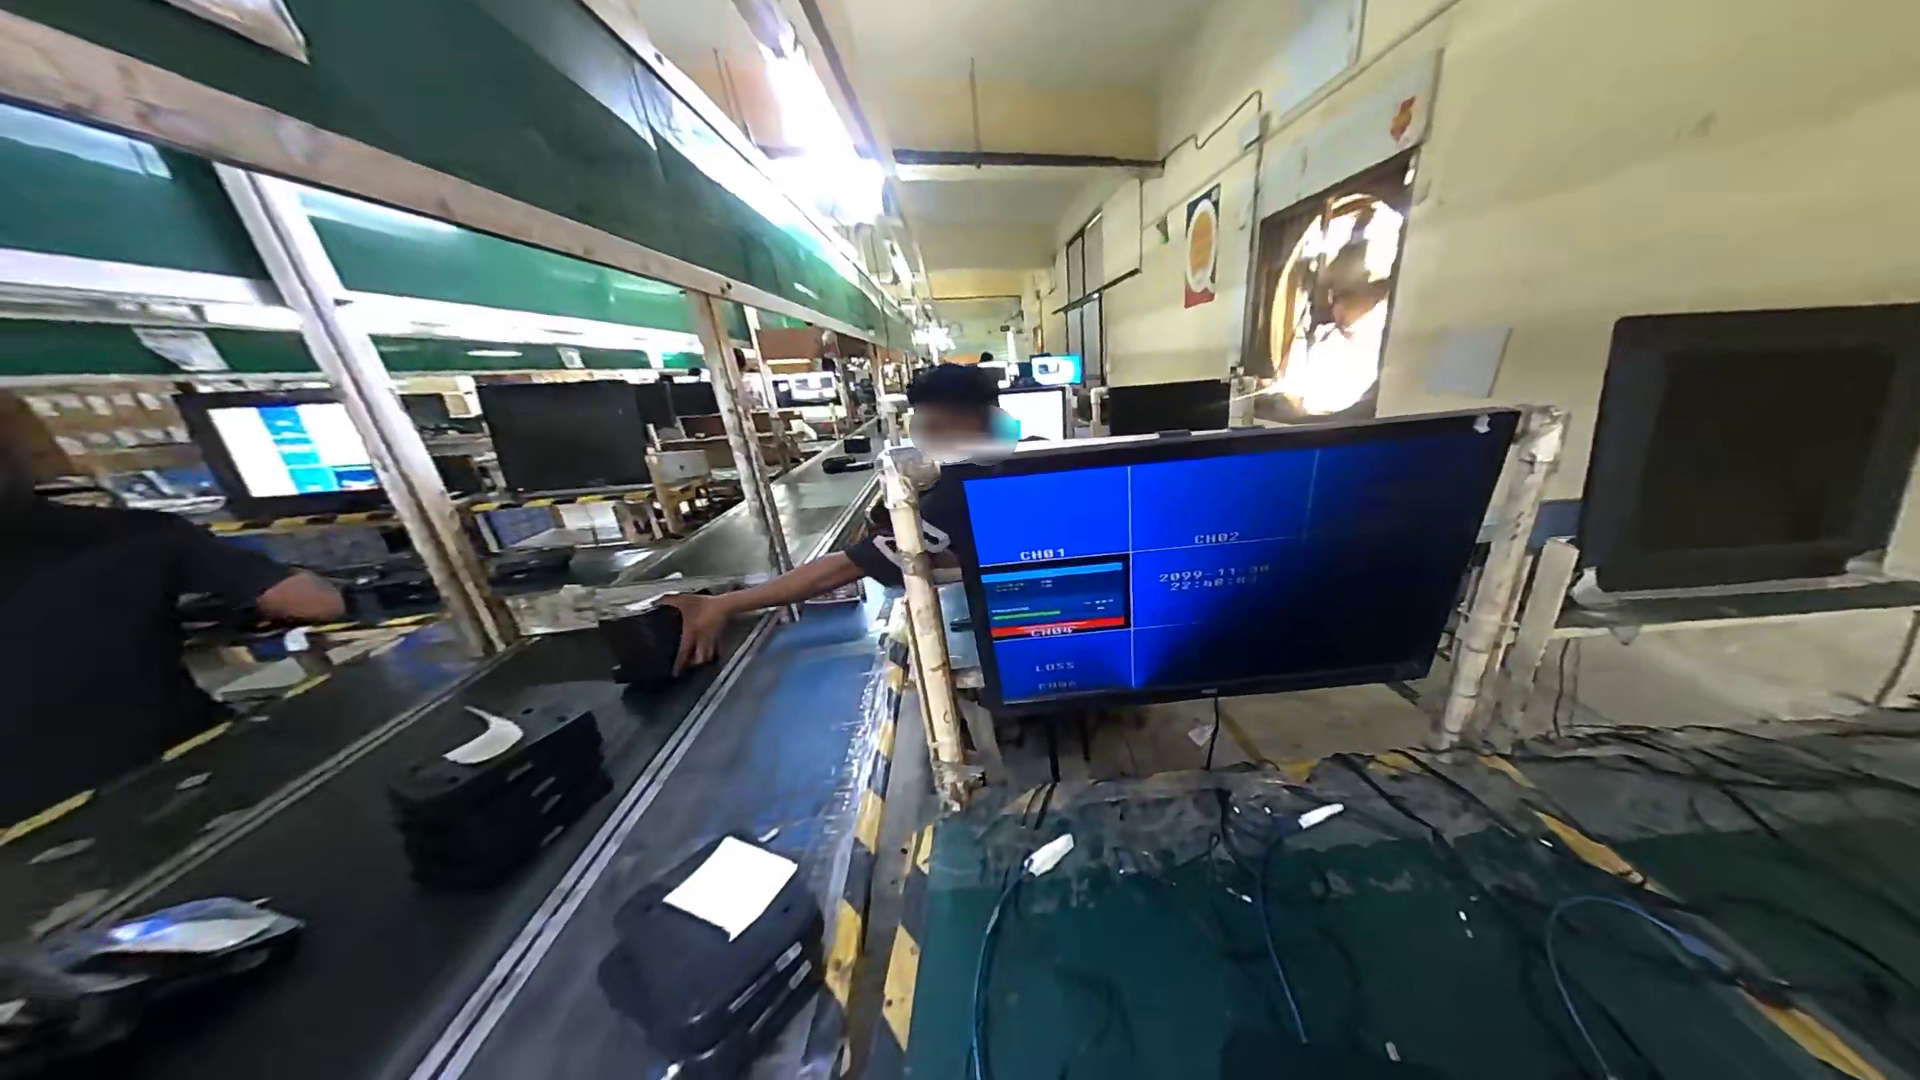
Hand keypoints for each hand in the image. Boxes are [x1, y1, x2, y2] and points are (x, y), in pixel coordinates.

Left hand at [663, 593, 730, 674]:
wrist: (723, 604)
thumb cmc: (703, 604)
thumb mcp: (684, 600)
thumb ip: (669, 600)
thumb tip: (655, 600)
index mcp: (691, 633)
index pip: (683, 652)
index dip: (679, 664)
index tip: (675, 674)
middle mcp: (701, 639)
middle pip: (699, 658)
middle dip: (693, 664)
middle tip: (687, 667)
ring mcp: (711, 639)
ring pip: (708, 655)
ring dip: (703, 659)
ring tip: (698, 661)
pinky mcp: (718, 636)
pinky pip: (716, 648)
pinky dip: (714, 653)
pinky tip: (711, 653)